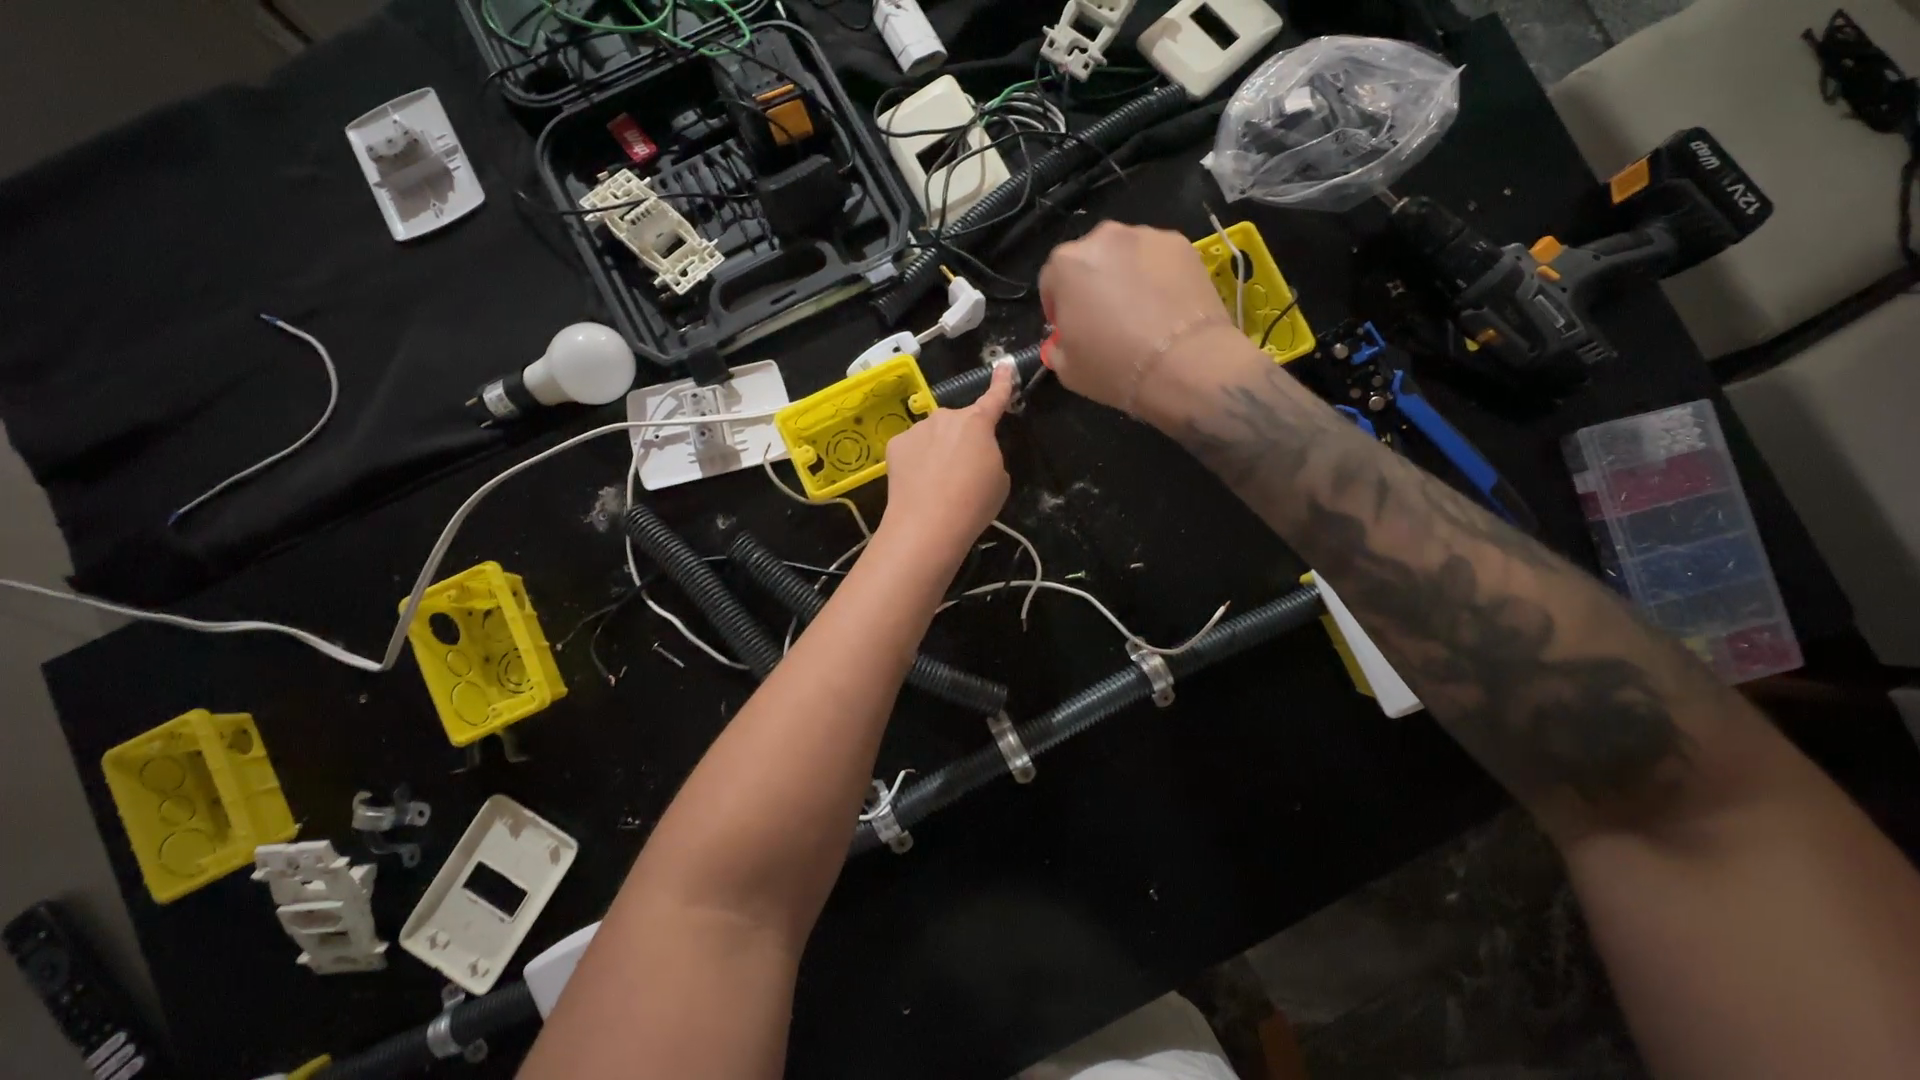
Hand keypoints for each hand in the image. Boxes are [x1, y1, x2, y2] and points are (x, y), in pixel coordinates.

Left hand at [880, 364, 1014, 558]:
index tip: (1003, 365)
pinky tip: (917, 484)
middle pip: (958, 424)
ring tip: (938, 484)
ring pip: (932, 435)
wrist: (928, 524)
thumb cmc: (974, 503)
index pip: (994, 398)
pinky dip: (916, 461)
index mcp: (978, 424)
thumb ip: (988, 456)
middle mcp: (946, 418)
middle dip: (961, 440)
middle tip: (963, 472)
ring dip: (937, 451)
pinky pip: (912, 448)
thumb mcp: (998, 480)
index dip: (1002, 383)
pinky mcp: (895, 444)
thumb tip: (973, 456)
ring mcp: (918, 429)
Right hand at [1039, 221, 1242, 420]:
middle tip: (1106, 318)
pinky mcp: (1181, 244)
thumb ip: (1057, 346)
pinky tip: (1167, 306)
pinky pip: (1160, 260)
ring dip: (1127, 276)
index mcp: (1066, 264)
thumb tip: (1063, 341)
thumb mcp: (1067, 369)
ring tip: (1141, 311)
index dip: (1058, 307)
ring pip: (1127, 256)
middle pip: (1090, 260)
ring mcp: (1146, 237)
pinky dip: (1159, 276)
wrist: (1184, 363)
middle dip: (1093, 284)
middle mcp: (1103, 238)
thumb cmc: (1114, 366)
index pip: (1051, 281)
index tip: (1068, 329)